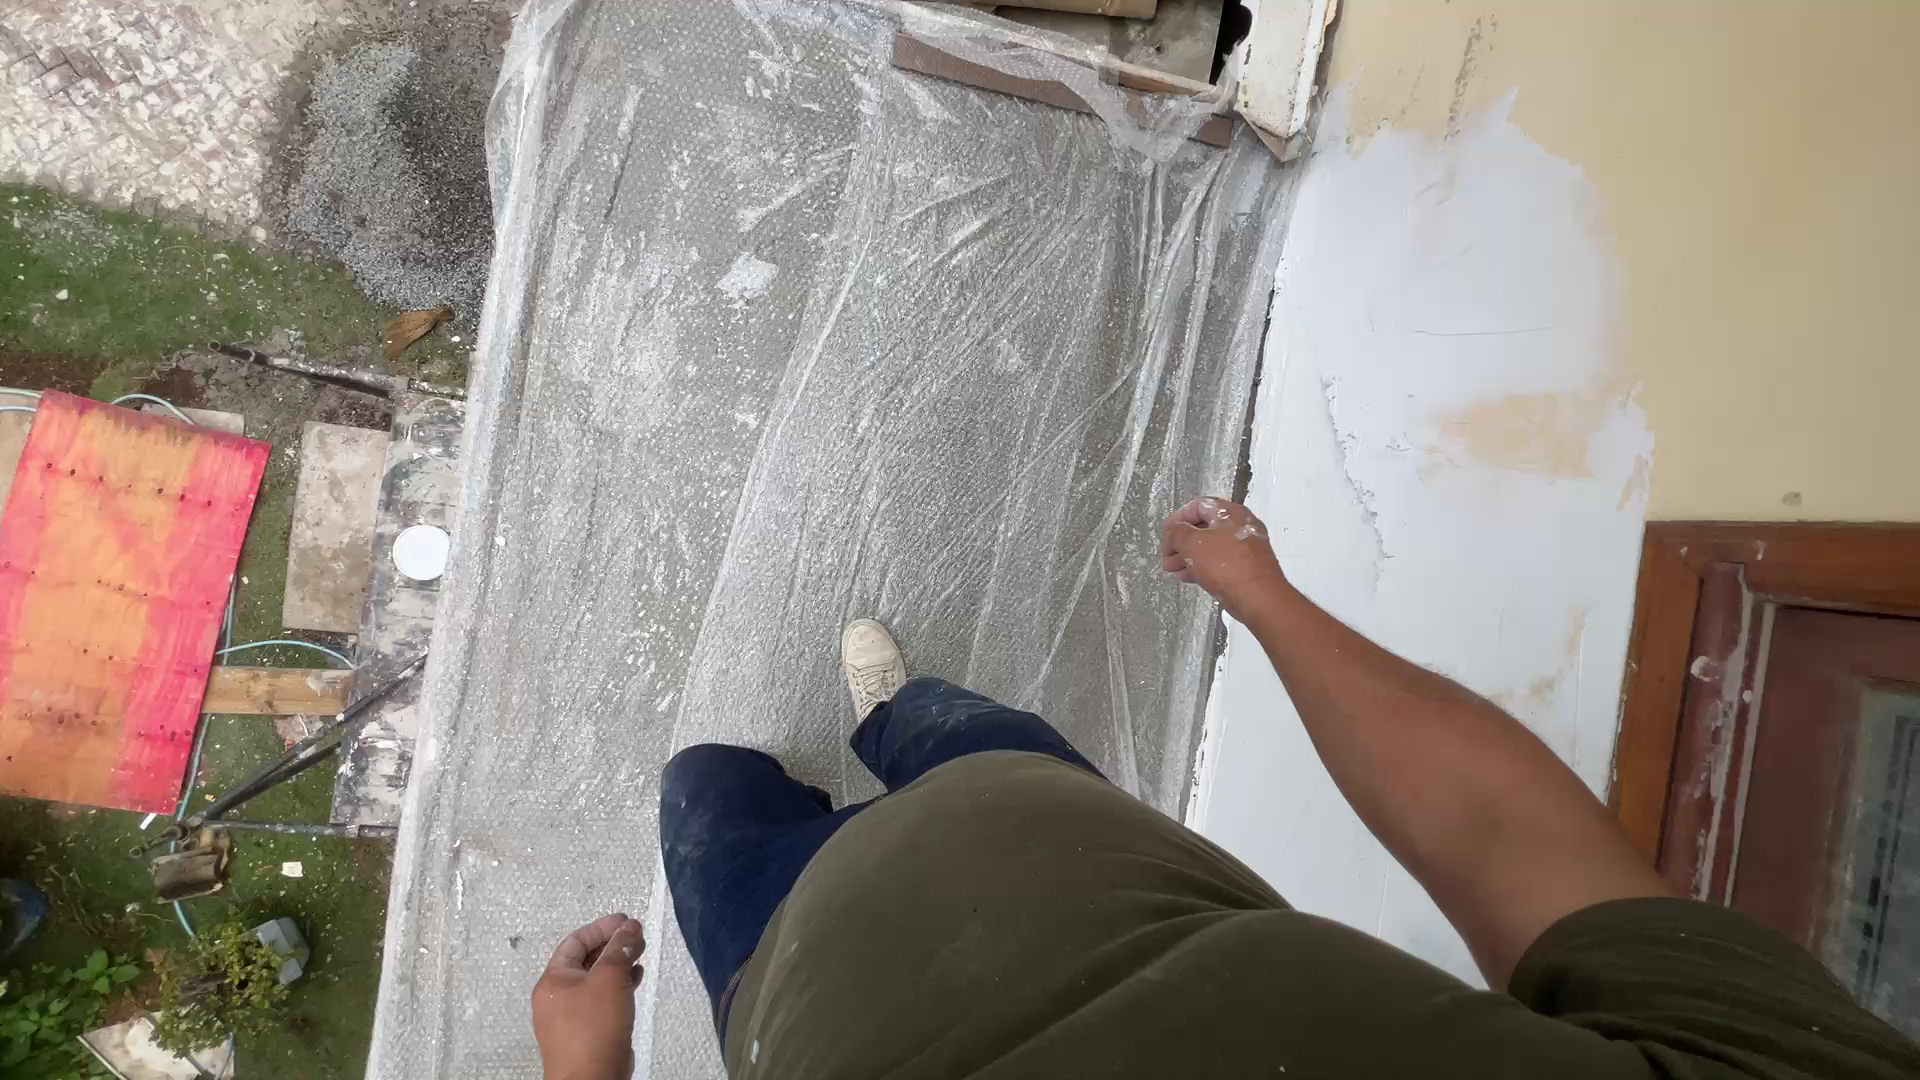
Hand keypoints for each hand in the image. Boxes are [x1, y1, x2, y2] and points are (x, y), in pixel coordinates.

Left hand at [532, 913, 645, 1079]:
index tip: (627, 921)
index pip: (576, 941)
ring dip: (619, 962)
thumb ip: (620, 947)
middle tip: (638, 935)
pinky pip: (602, 996)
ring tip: (640, 955)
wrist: (592, 1079)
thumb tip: (629, 926)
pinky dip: (619, 983)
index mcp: (554, 980)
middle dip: (613, 944)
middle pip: (586, 958)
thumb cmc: (594, 1023)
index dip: (601, 927)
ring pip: (596, 978)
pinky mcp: (586, 1029)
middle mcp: (557, 996)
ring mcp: (571, 1015)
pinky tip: (636, 979)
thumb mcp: (609, 977)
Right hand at [1159, 496, 1287, 618]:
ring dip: (1187, 556)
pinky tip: (1186, 577)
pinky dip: (1200, 567)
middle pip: (1202, 527)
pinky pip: (1218, 562)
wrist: (1258, 598)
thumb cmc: (1225, 565)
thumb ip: (1177, 532)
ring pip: (1209, 546)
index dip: (1177, 517)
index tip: (1165, 533)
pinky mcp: (1245, 568)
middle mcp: (1240, 526)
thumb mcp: (1192, 543)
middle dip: (1180, 541)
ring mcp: (1244, 548)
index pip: (1198, 505)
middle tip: (1165, 555)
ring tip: (1171, 569)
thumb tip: (1173, 531)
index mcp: (1230, 513)